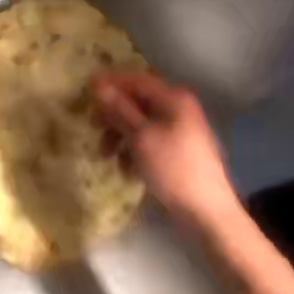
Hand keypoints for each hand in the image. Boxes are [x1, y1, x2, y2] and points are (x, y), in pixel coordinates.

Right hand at [90, 71, 241, 232]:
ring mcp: (180, 130)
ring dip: (121, 136)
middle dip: (114, 115)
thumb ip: (119, 110)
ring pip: (141, 123)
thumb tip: (98, 84)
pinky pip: (150, 141)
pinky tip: (126, 170)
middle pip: (138, 101)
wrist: (208, 212)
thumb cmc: (173, 169)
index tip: (85, 91)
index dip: (110, 83)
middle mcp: (178, 107)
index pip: (136, 80)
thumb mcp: (141, 137)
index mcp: (173, 98)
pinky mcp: (179, 151)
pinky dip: (135, 150)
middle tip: (93, 127)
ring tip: (106, 156)